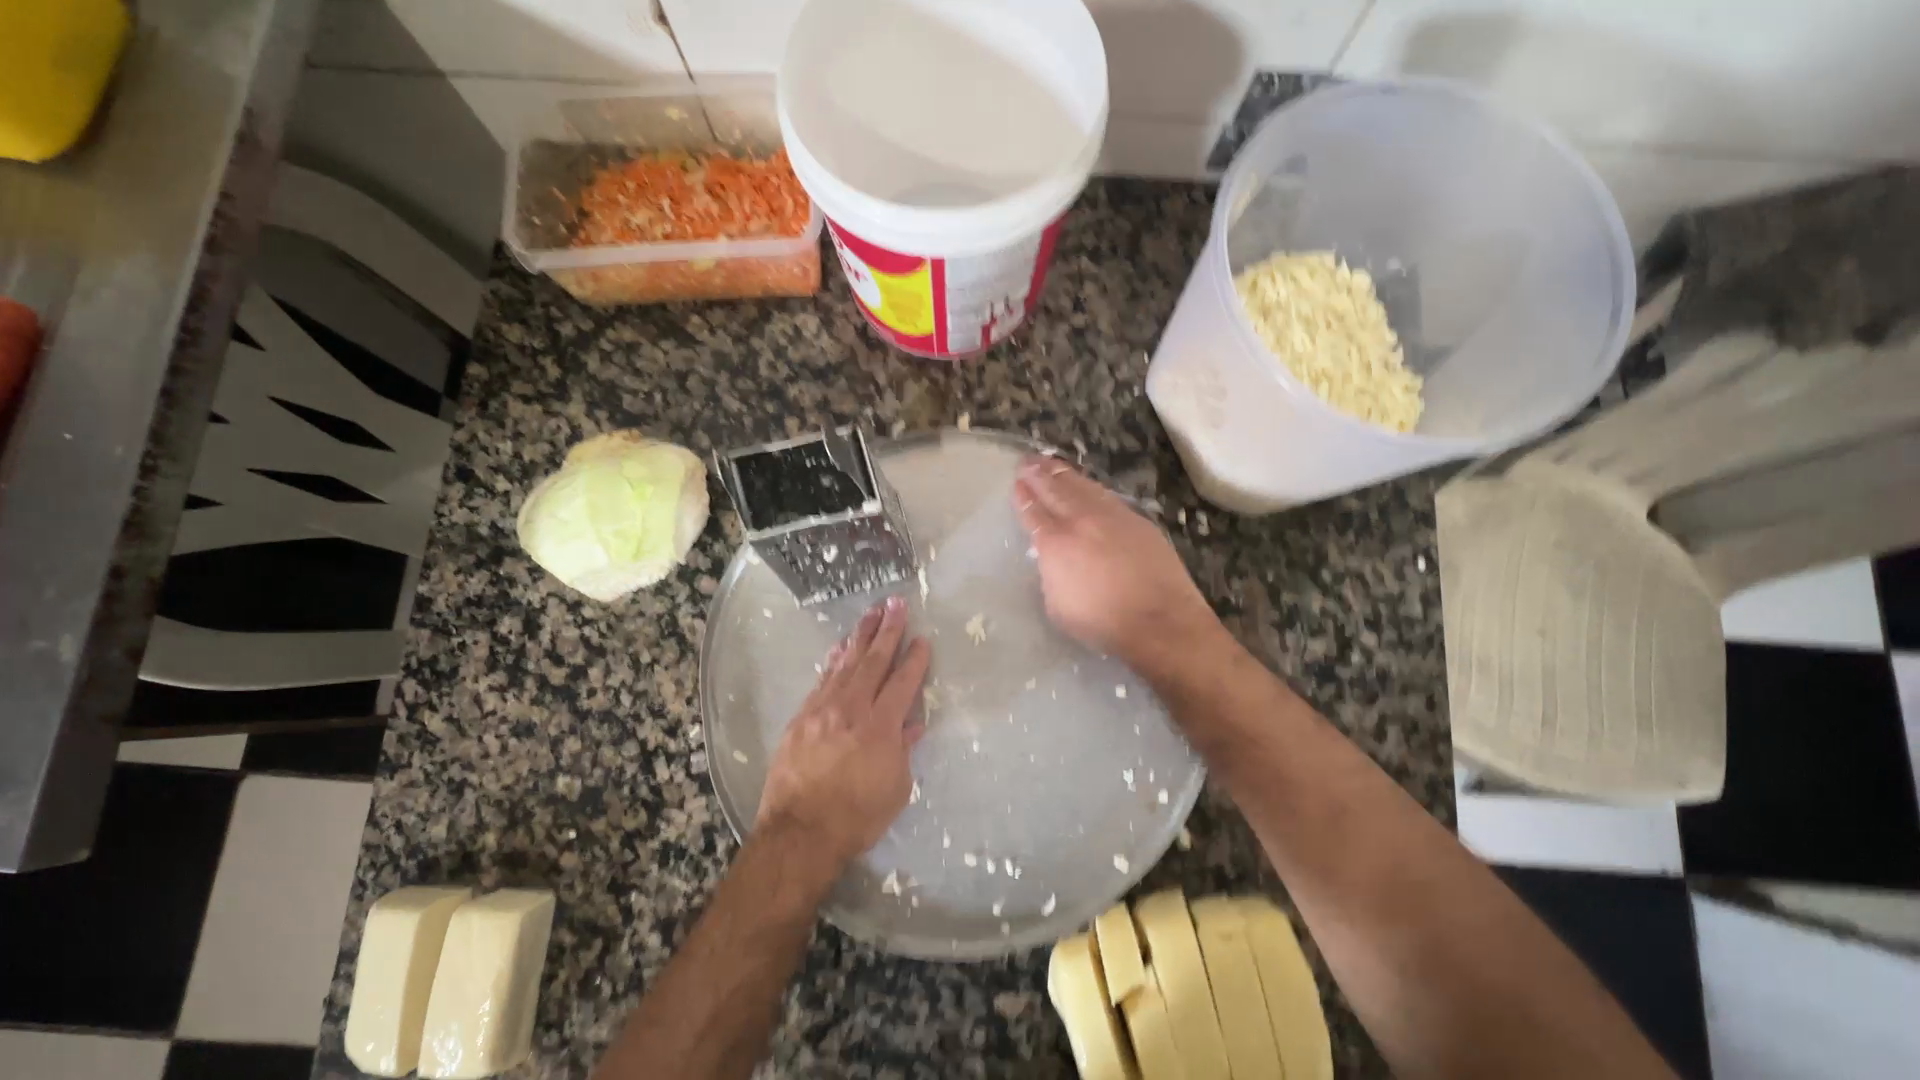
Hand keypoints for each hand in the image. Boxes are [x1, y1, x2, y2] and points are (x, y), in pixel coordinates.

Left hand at [756, 595, 931, 868]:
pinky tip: (839, 648)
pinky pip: (821, 680)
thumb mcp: (895, 788)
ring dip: (859, 636)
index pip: (902, 683)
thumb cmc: (856, 816)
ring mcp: (822, 711)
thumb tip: (911, 725)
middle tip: (895, 603)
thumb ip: (902, 751)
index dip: (914, 659)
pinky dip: (833, 661)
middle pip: (872, 661)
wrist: (800, 831)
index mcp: (880, 726)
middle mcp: (851, 709)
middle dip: (887, 631)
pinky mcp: (801, 719)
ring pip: (844, 664)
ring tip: (870, 613)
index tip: (922, 638)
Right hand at [1012, 456, 1217, 671]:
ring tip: (1051, 463)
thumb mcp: (1058, 605)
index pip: (1034, 514)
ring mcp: (1113, 517)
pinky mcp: (1138, 522)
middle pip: (1056, 490)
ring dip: (1064, 473)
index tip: (1017, 484)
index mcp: (1056, 544)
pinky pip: (1107, 496)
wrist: (1161, 620)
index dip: (1023, 498)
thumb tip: (1052, 559)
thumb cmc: (1103, 623)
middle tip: (1027, 462)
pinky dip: (1091, 487)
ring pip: (1084, 487)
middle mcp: (1082, 521)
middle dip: (1039, 475)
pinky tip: (1088, 485)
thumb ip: (1051, 574)